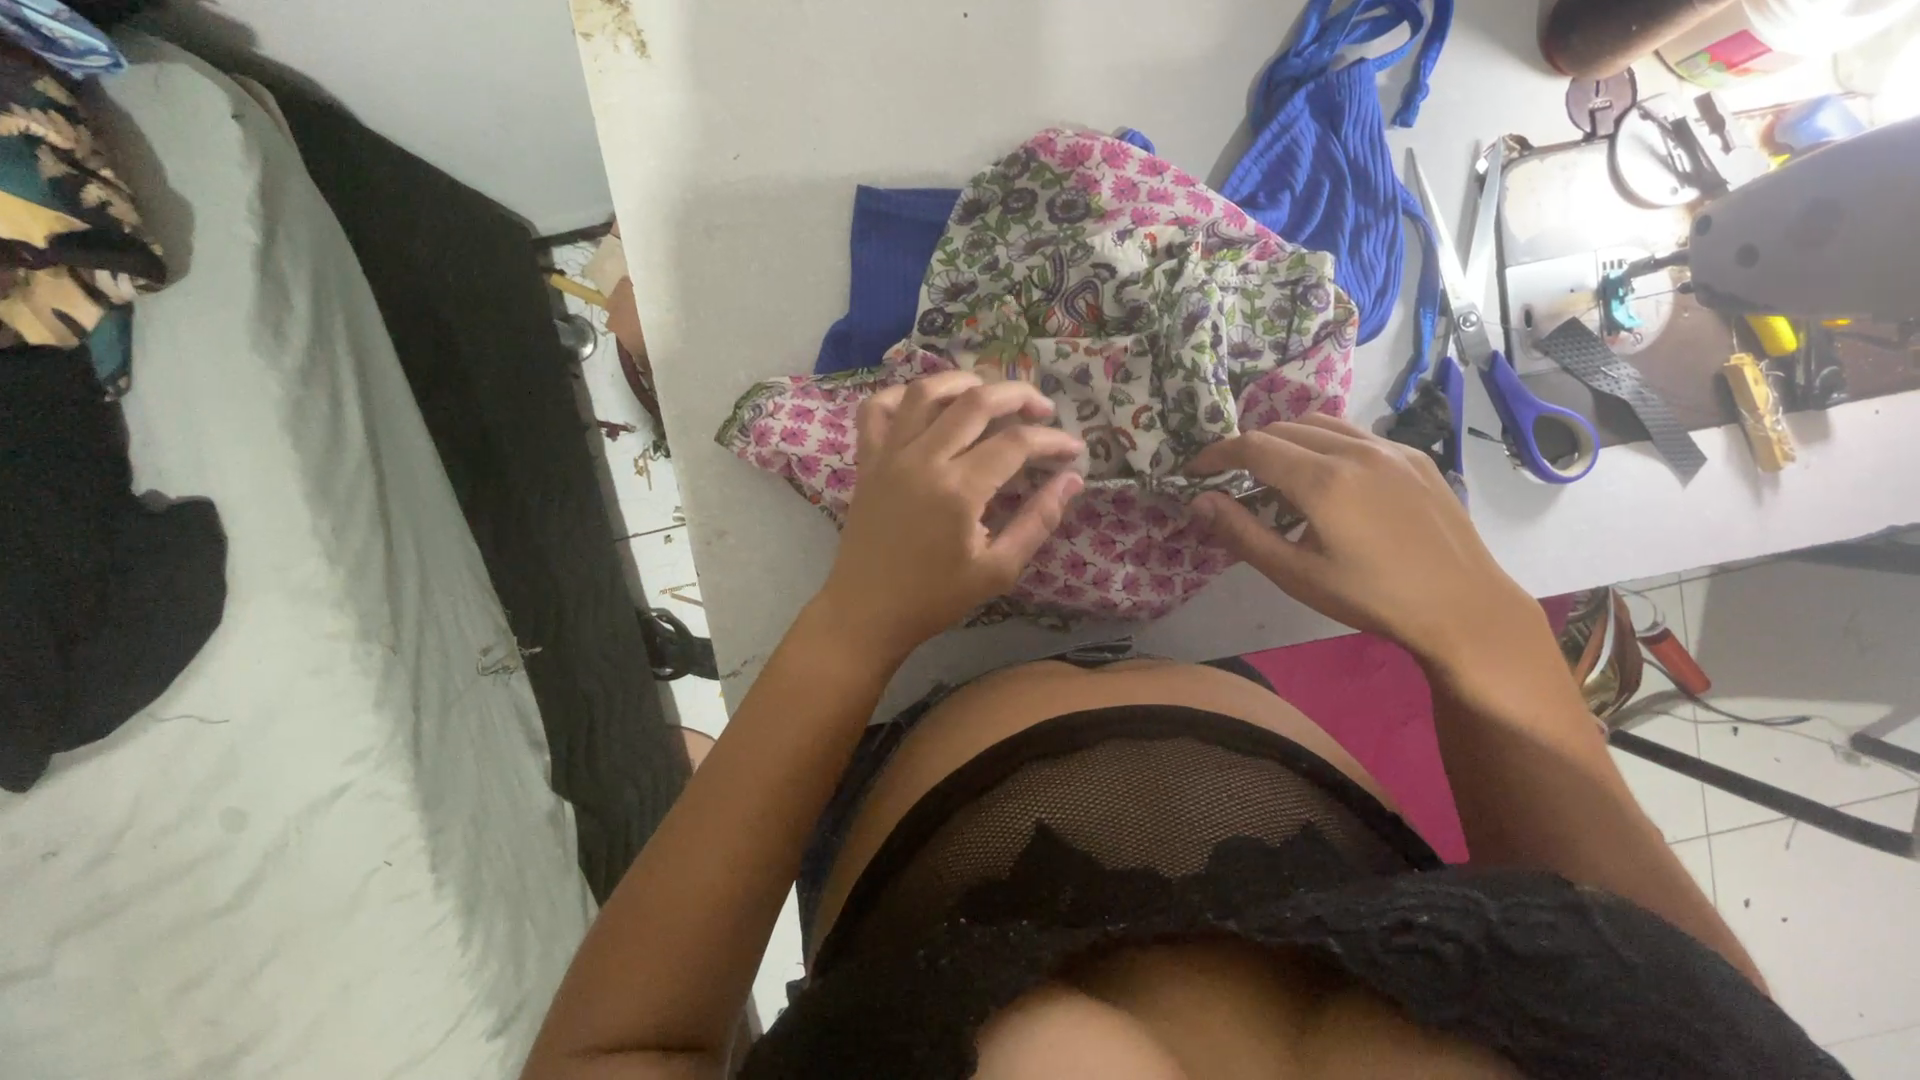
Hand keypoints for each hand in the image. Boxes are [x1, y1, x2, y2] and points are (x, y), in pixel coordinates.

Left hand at [814, 371, 1083, 656]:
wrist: (866, 612)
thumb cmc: (934, 598)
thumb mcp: (997, 570)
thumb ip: (1037, 521)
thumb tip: (1072, 480)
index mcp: (959, 490)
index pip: (1016, 443)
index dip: (1051, 441)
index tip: (1073, 450)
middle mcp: (923, 459)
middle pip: (976, 401)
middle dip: (1018, 395)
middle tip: (1043, 410)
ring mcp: (889, 456)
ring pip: (926, 392)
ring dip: (964, 381)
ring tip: (990, 392)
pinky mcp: (867, 462)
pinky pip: (877, 409)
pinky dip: (901, 395)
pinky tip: (926, 402)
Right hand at [1190, 414, 1545, 672]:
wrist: (1463, 606)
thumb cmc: (1372, 597)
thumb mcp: (1296, 574)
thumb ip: (1242, 533)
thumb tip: (1199, 502)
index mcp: (1323, 481)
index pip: (1253, 447)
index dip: (1216, 454)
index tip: (1195, 471)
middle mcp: (1355, 451)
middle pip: (1283, 429)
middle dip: (1248, 448)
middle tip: (1231, 479)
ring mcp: (1390, 449)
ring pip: (1321, 424)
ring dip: (1286, 440)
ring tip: (1274, 472)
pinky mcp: (1414, 457)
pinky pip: (1355, 434)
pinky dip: (1324, 443)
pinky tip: (1327, 477)